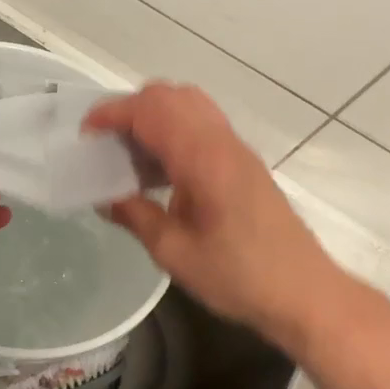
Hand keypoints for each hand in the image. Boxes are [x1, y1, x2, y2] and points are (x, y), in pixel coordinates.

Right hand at [85, 82, 351, 344]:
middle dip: (129, 108)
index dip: (111, 114)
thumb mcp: (173, 252)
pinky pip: (201, 126)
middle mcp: (221, 142)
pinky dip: (172, 131)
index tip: (85, 136)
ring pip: (188, 105)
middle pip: (169, 95)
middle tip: (104, 142)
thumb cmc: (238, 275)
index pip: (150, 110)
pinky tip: (158, 171)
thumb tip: (103, 197)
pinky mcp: (243, 163)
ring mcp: (236, 150)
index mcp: (203, 158)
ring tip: (127, 154)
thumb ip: (134, 215)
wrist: (304, 293)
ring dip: (152, 117)